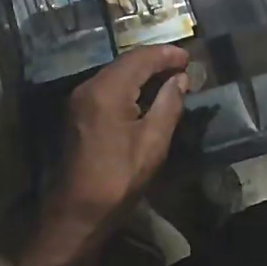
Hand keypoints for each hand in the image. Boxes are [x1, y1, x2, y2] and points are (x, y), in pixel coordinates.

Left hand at [40, 45, 191, 257]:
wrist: (78, 211)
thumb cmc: (119, 178)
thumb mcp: (153, 142)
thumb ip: (168, 104)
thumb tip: (180, 79)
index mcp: (107, 90)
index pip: (140, 58)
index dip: (166, 54)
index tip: (188, 57)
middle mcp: (89, 86)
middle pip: (126, 62)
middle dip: (154, 61)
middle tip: (182, 66)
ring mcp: (80, 98)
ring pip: (115, 73)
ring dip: (142, 71)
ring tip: (169, 77)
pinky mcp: (78, 111)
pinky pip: (107, 86)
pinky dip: (128, 84)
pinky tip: (146, 92)